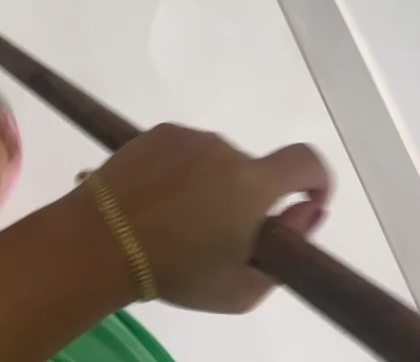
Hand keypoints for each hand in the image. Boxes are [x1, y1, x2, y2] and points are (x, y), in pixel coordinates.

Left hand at [91, 124, 330, 312]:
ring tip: (178, 221)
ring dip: (211, 186)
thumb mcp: (241, 286)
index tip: (305, 203)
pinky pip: (185, 152)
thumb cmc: (177, 271)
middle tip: (218, 236)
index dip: (316, 179)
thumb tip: (306, 213)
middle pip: (252, 171)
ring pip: (215, 162)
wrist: (103, 238)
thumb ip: (285, 250)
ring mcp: (186, 137)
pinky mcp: (156, 133)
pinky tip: (158, 199)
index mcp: (252, 183)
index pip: (305, 160)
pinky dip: (182, 172)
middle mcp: (223, 149)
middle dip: (247, 199)